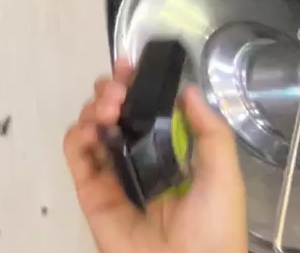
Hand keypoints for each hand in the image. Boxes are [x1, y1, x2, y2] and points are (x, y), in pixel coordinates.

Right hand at [63, 61, 248, 252]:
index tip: (129, 66)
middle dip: (110, 91)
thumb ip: (212, 135)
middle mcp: (136, 158)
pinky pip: (74, 149)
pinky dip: (77, 131)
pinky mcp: (89, 186)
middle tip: (117, 91)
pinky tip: (92, 129)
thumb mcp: (225, 183)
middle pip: (113, 111)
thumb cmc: (212, 233)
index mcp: (168, 156)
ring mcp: (110, 172)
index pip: (145, 111)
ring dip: (94, 107)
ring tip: (109, 110)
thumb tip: (188, 90)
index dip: (135, 86)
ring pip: (91, 124)